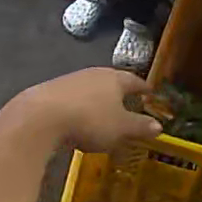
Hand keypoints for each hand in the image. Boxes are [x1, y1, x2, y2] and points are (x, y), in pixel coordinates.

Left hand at [7, 68, 162, 152]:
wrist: (42, 115)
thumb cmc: (90, 119)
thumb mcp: (120, 128)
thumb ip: (139, 126)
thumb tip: (159, 125)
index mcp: (114, 78)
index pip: (133, 80)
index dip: (143, 88)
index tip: (151, 92)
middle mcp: (93, 74)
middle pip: (111, 81)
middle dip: (120, 92)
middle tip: (130, 102)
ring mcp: (71, 80)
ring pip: (92, 88)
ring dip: (100, 100)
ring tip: (106, 113)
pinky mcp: (53, 91)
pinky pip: (75, 98)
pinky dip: (82, 107)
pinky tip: (80, 119)